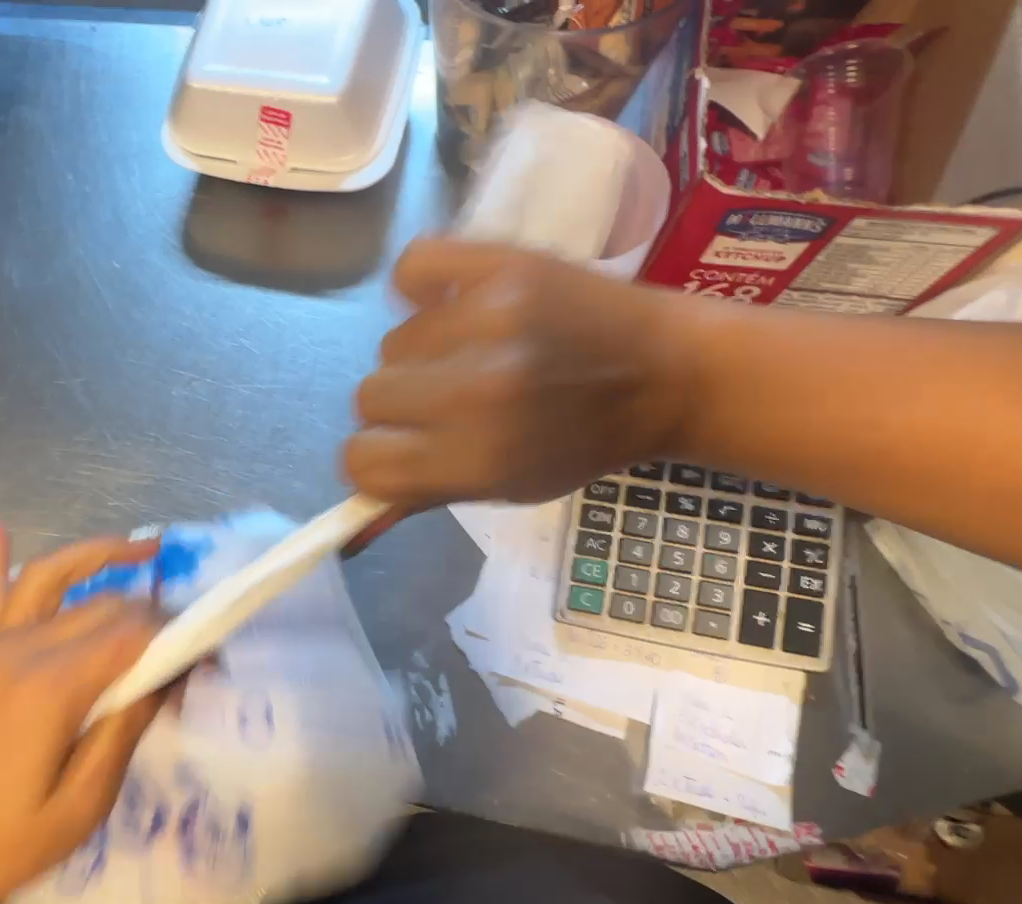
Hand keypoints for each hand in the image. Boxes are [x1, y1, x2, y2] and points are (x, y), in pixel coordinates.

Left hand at [0, 523, 168, 903]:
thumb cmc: (15, 842)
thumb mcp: (89, 797)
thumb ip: (130, 723)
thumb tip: (171, 672)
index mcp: (53, 687)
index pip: (132, 635)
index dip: (178, 637)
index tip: (212, 653)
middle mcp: (23, 651)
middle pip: (104, 607)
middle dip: (154, 613)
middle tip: (193, 641)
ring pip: (52, 580)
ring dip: (96, 556)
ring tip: (143, 550)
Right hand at [343, 237, 693, 506]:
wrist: (668, 373)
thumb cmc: (585, 443)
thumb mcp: (508, 489)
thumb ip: (425, 494)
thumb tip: (353, 520)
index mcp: (478, 460)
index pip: (364, 461)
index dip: (377, 457)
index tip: (405, 446)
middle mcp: (476, 392)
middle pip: (368, 397)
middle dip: (400, 405)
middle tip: (446, 398)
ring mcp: (489, 321)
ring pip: (392, 341)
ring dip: (421, 352)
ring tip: (473, 350)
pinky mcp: (503, 265)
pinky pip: (412, 268)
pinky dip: (421, 286)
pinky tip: (452, 303)